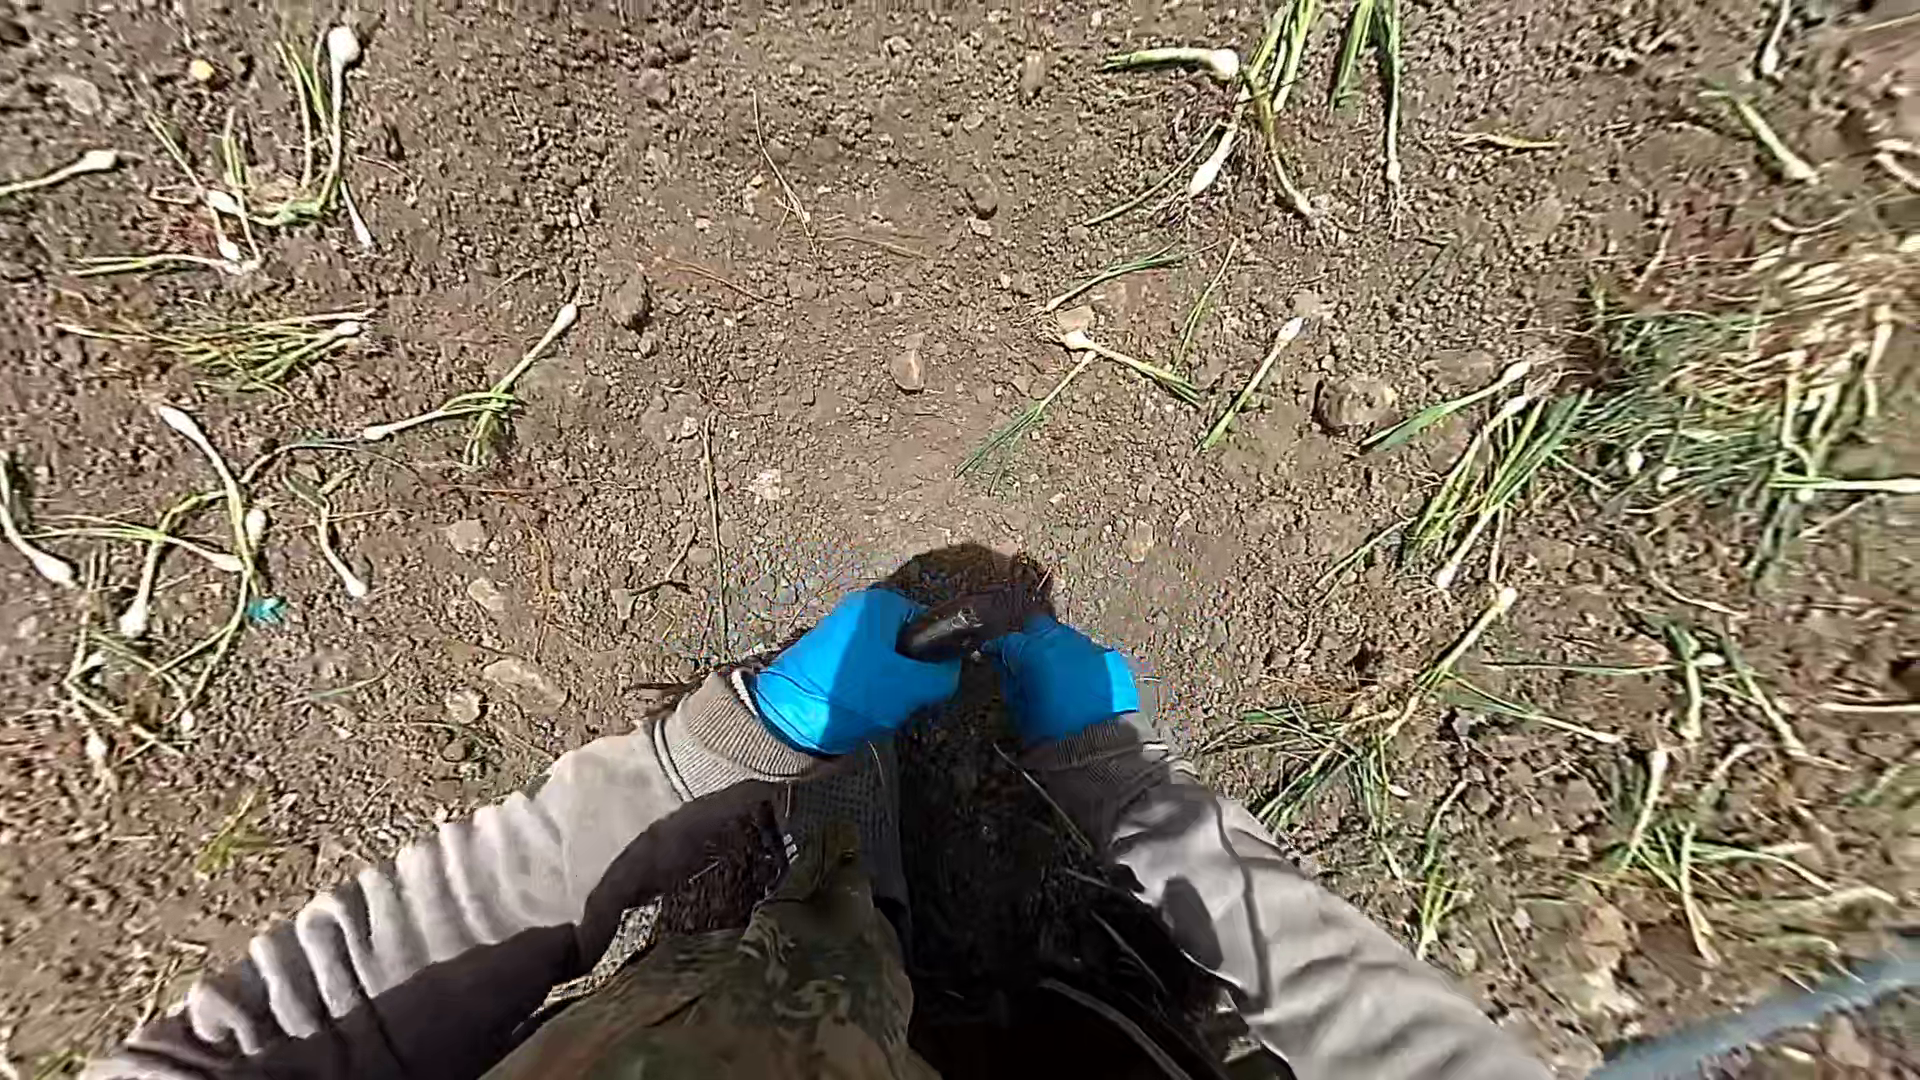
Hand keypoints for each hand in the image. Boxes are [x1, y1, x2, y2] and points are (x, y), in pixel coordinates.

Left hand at [749, 588, 961, 754]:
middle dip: (910, 674)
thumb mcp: (911, 686)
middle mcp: (857, 611)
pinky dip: (869, 692)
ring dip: (891, 687)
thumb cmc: (848, 694)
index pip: (928, 622)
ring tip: (877, 706)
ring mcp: (840, 635)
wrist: (787, 721)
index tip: (927, 679)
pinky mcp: (828, 659)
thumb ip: (943, 675)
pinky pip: (865, 673)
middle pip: (908, 643)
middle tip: (902, 696)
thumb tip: (951, 671)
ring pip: (888, 662)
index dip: (933, 655)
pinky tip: (860, 709)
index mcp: (877, 604)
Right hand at [984, 614, 1138, 743]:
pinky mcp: (1110, 660)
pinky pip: (1087, 651)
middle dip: (1028, 638)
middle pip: (1039, 626)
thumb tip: (1004, 666)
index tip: (993, 654)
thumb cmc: (1054, 737)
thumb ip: (1010, 681)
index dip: (998, 648)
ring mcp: (1089, 649)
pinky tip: (1076, 679)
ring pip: (1065, 635)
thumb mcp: (1021, 712)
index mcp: (1035, 654)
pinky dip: (1078, 660)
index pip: (1010, 641)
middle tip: (1024, 659)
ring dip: (1055, 648)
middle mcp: (1063, 643)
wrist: (1101, 752)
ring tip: (1052, 671)